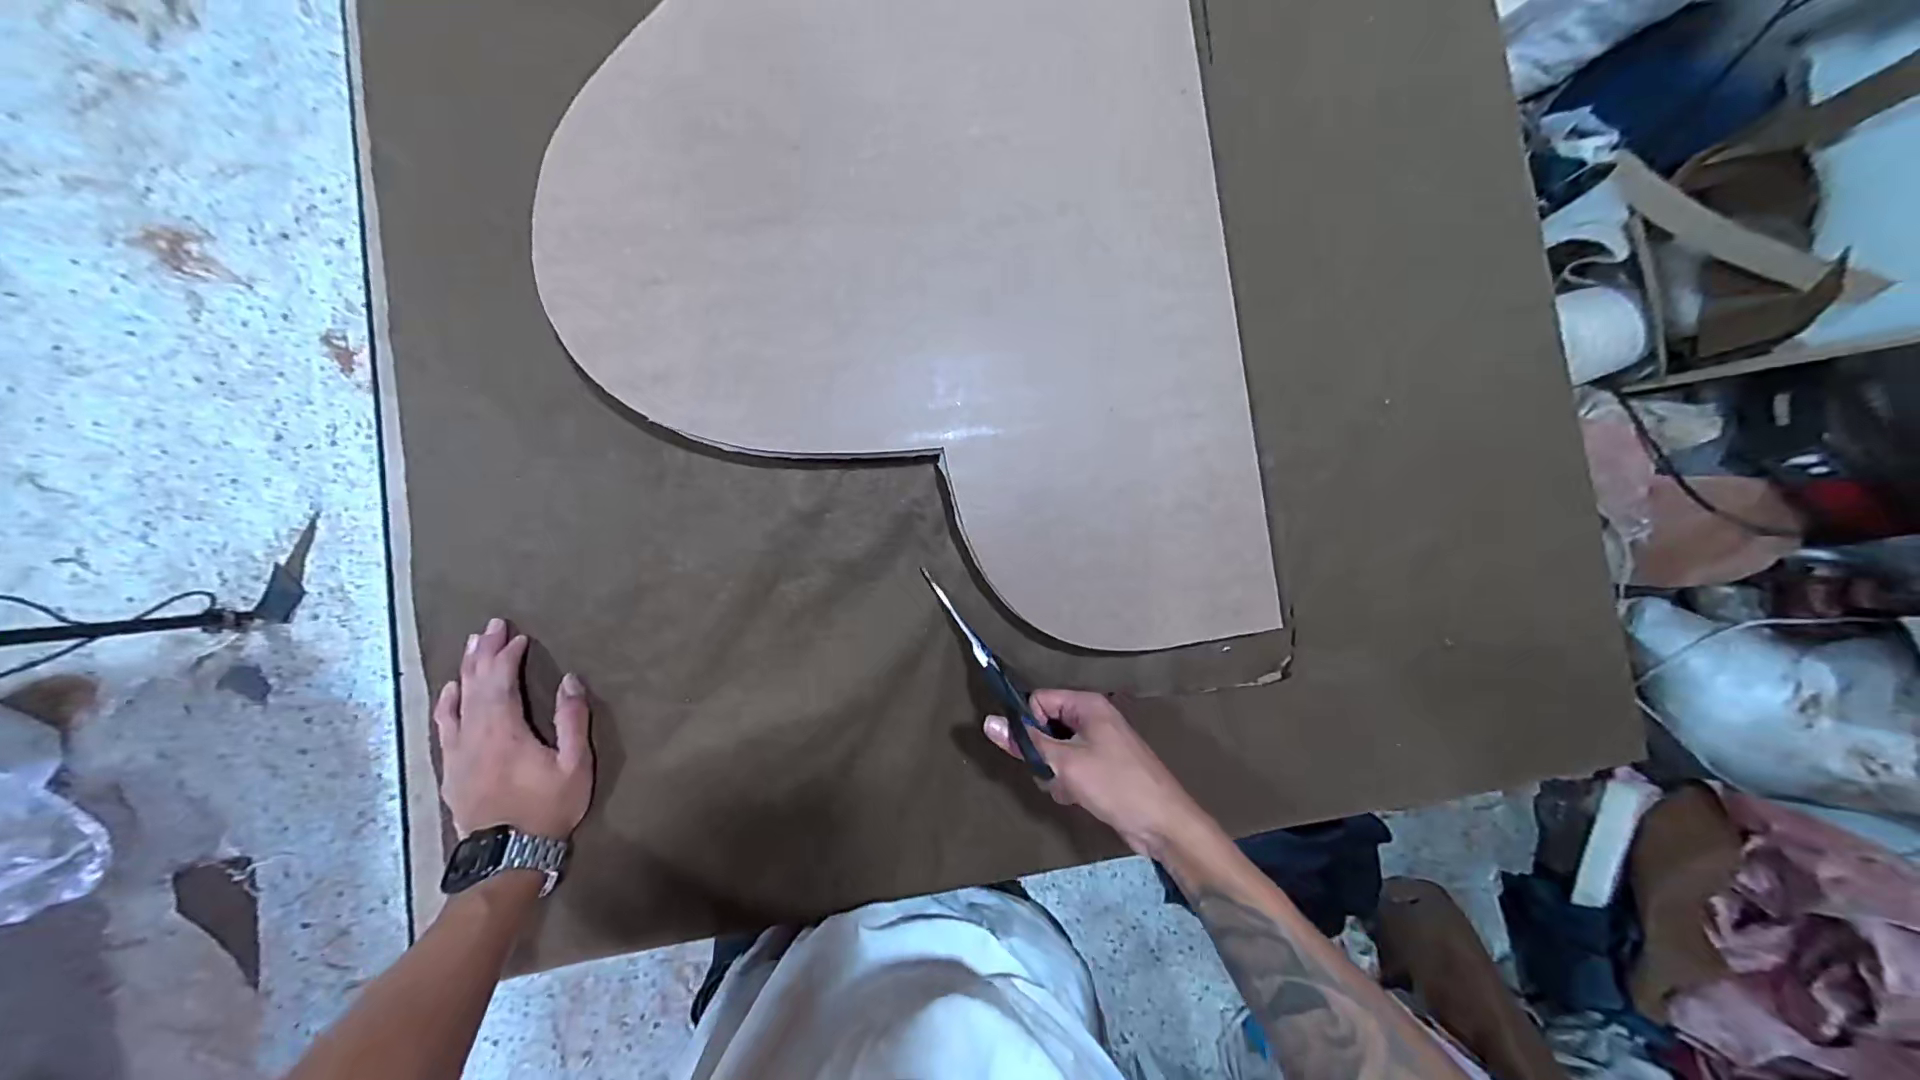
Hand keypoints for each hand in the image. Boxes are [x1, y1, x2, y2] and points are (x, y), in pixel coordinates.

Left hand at [433, 618, 592, 839]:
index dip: (507, 656)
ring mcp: (458, 752)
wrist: (508, 854)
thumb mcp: (575, 764)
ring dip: (466, 670)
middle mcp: (475, 735)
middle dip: (483, 653)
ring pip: (457, 701)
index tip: (518, 636)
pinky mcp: (451, 767)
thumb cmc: (548, 807)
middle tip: (490, 625)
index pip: (500, 683)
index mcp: (505, 731)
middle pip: (475, 685)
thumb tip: (570, 681)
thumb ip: (572, 721)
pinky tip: (450, 689)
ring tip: (472, 645)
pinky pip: (444, 726)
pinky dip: (446, 703)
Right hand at [983, 689, 1211, 858]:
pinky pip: (1071, 765)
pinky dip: (1068, 781)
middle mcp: (1093, 717)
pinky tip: (1077, 796)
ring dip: (1054, 771)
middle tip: (1051, 772)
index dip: (1029, 724)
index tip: (1031, 750)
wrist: (1163, 824)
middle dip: (1042, 752)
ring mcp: (1099, 742)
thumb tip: (989, 722)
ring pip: (1056, 749)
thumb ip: (1026, 743)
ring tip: (1067, 787)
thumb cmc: (1115, 784)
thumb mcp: (1065, 763)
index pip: (1039, 700)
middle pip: (1046, 725)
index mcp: (1087, 705)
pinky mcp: (1102, 766)